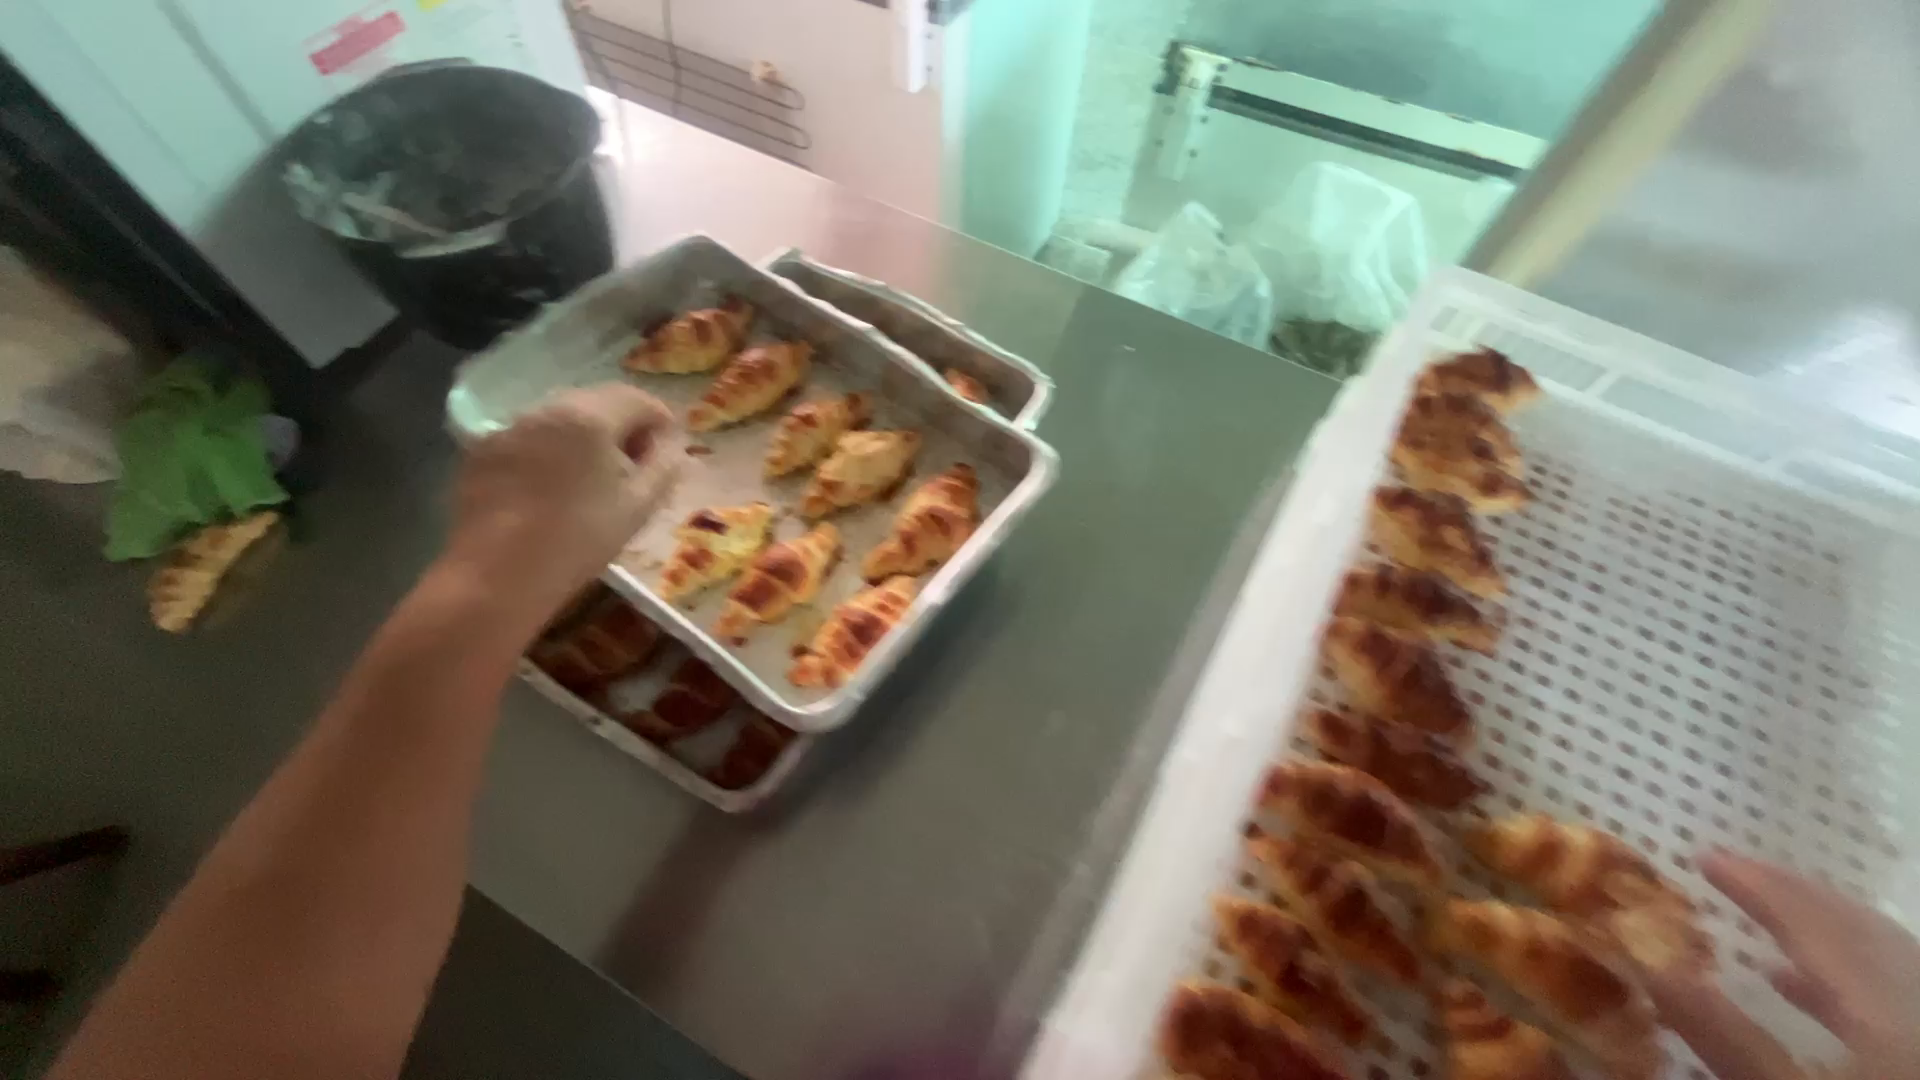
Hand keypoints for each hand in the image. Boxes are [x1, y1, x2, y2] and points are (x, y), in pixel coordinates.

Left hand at [442, 383, 673, 634]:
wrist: (499, 575)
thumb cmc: (580, 539)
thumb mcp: (640, 505)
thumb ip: (664, 466)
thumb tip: (672, 446)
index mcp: (590, 418)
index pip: (638, 399)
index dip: (661, 421)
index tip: (668, 450)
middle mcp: (546, 410)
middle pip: (597, 402)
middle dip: (623, 426)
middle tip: (635, 464)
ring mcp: (509, 428)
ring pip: (561, 419)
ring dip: (586, 437)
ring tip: (594, 477)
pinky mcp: (483, 452)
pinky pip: (530, 438)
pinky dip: (551, 451)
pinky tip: (554, 488)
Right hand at [1645, 850, 1919, 1078]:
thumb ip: (1724, 1035)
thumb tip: (1647, 961)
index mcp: (1890, 1012)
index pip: (1816, 925)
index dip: (1759, 886)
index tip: (1703, 855)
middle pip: (1865, 934)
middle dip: (1797, 897)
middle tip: (1737, 871)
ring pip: (1890, 964)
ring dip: (1823, 937)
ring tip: (1763, 929)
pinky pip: (1900, 1001)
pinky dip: (1847, 983)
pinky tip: (1802, 993)